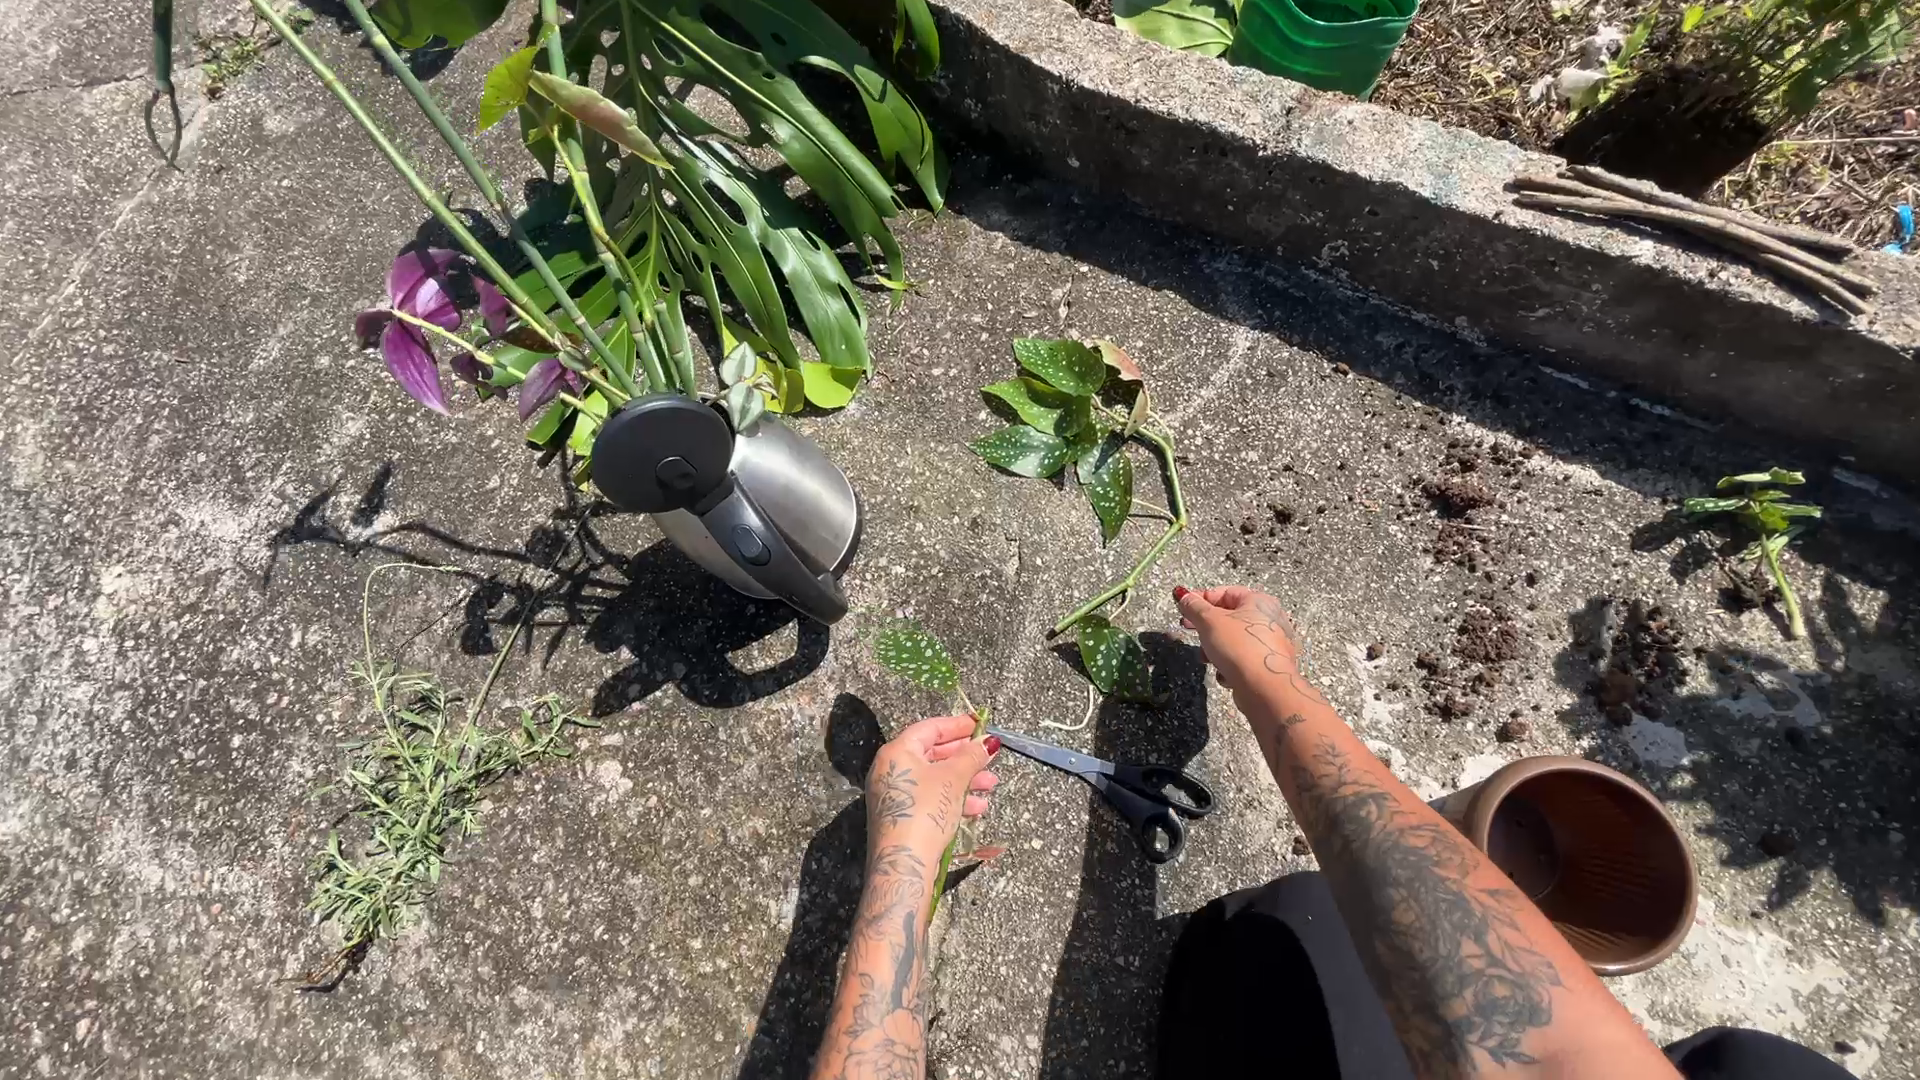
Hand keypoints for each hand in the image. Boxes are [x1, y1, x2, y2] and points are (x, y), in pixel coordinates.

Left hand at [864, 715, 999, 861]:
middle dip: (964, 757)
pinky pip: (930, 798)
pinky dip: (953, 798)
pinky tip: (977, 807)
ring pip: (935, 778)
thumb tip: (989, 741)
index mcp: (897, 752)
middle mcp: (891, 770)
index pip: (929, 729)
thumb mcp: (954, 779)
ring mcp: (895, 795)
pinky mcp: (901, 817)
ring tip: (991, 784)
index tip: (979, 724)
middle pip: (932, 753)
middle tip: (988, 756)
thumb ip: (972, 756)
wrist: (904, 864)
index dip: (957, 725)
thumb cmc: (926, 811)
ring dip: (964, 779)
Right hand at [1174, 585, 1306, 691]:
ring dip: (1215, 648)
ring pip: (1234, 640)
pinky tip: (1225, 673)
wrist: (1265, 689)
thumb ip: (1193, 606)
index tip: (1183, 607)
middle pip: (1229, 617)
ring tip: (1207, 658)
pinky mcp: (1269, 666)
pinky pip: (1243, 659)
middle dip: (1206, 626)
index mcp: (1259, 602)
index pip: (1225, 593)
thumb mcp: (1209, 621)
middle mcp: (1270, 619)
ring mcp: (1272, 644)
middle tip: (1188, 628)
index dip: (1200, 598)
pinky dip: (1230, 664)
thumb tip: (1182, 595)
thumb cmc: (1239, 647)